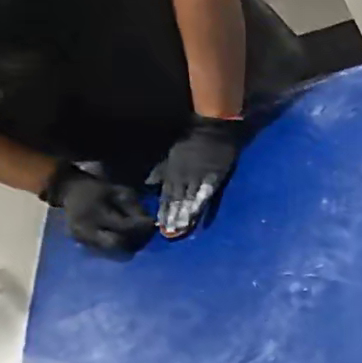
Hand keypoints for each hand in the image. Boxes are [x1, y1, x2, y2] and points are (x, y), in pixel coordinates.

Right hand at [47, 164, 152, 254]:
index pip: (122, 226)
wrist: (70, 192)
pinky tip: (123, 239)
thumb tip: (148, 225)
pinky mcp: (80, 245)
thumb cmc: (98, 190)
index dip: (140, 227)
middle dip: (134, 241)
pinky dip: (117, 247)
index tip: (152, 224)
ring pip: (111, 251)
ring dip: (127, 246)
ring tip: (135, 236)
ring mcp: (81, 239)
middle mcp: (84, 229)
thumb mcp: (118, 192)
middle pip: (116, 244)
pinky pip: (104, 252)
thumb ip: (133, 208)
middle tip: (145, 234)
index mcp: (93, 212)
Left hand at [152, 114, 245, 238]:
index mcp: (173, 173)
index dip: (164, 210)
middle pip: (177, 202)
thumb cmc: (191, 140)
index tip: (161, 224)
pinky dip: (202, 208)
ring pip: (189, 201)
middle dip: (173, 217)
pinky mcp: (213, 180)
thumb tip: (148, 183)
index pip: (166, 195)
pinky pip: (206, 196)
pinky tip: (200, 220)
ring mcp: (198, 180)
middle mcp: (183, 179)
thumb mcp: (172, 154)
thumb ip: (161, 170)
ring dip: (184, 216)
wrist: (211, 130)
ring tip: (180, 231)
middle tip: (170, 233)